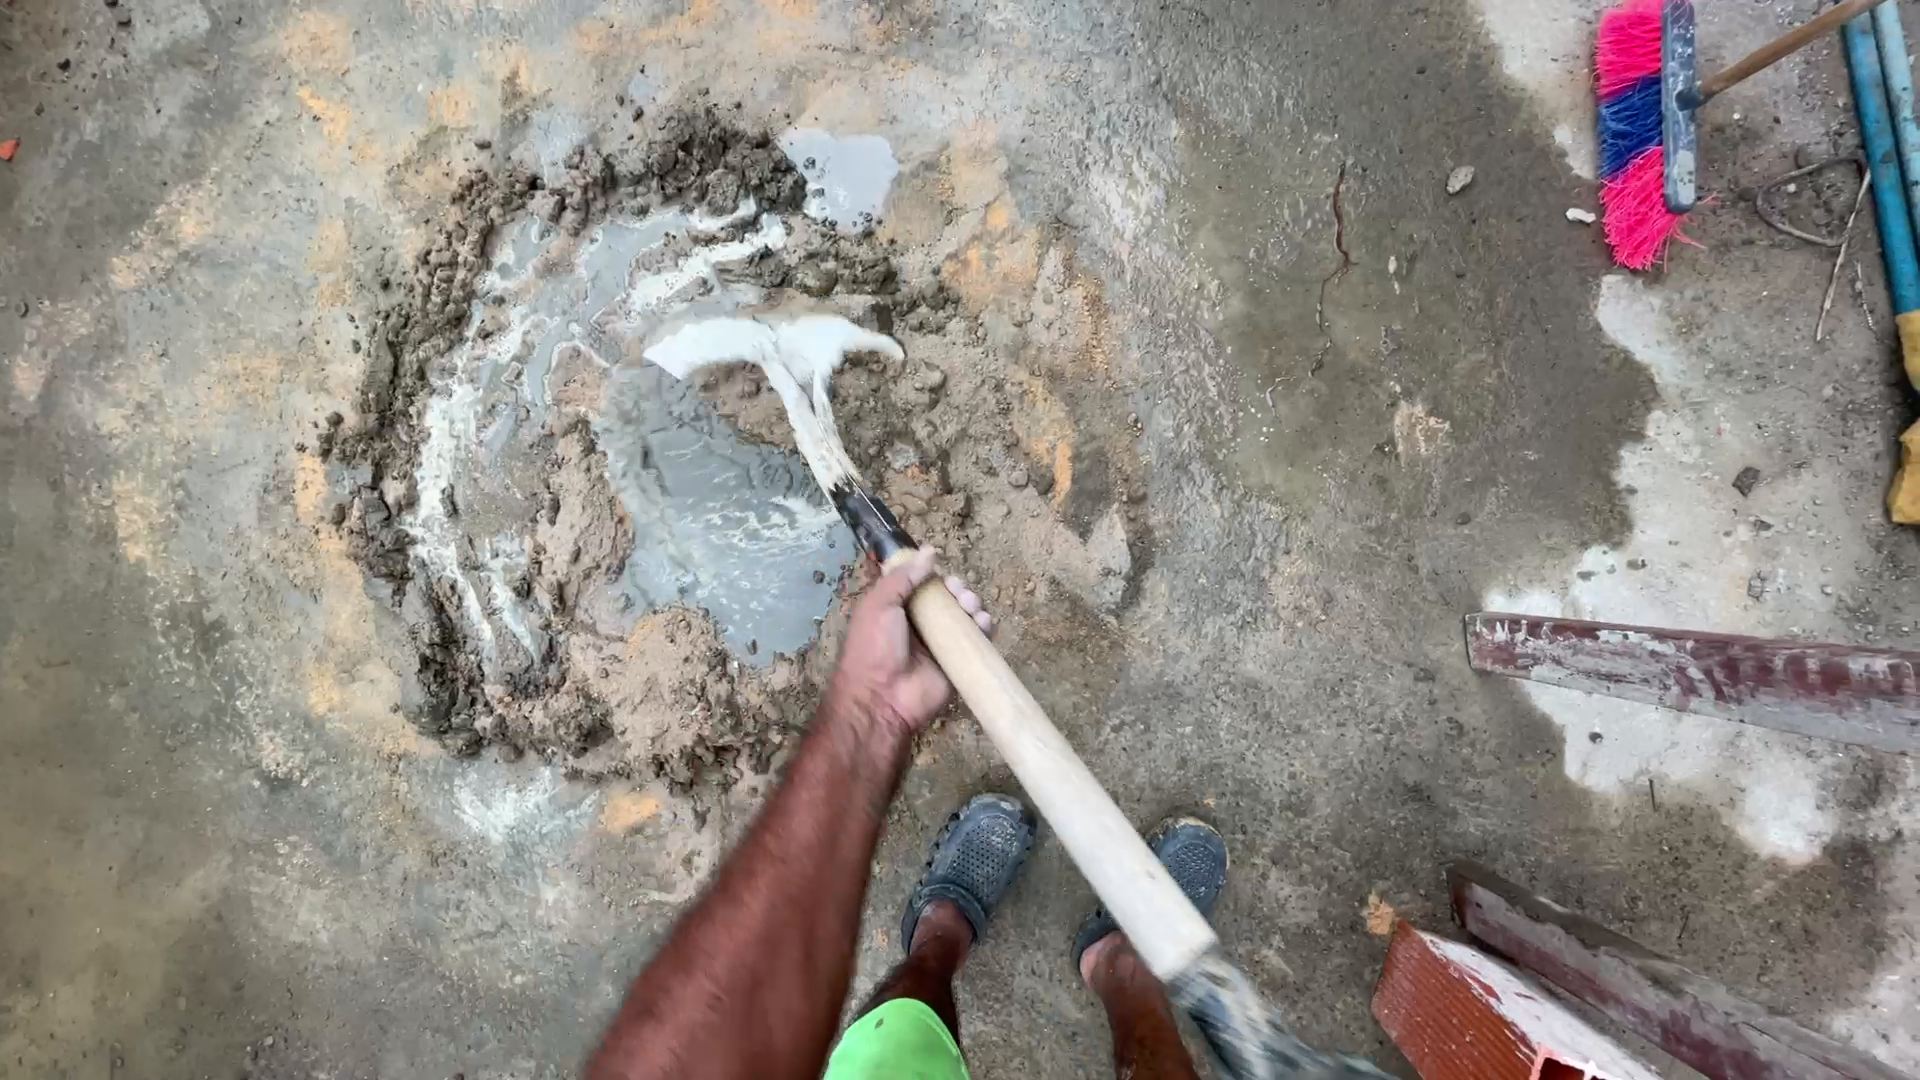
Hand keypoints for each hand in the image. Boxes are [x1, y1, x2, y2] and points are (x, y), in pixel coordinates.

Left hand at [826, 548, 991, 740]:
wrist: (881, 698)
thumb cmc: (874, 647)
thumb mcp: (879, 604)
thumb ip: (903, 577)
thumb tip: (929, 550)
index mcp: (899, 610)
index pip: (925, 585)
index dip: (936, 575)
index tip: (941, 571)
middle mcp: (922, 625)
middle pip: (949, 598)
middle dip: (958, 589)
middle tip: (957, 591)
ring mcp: (942, 644)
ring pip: (966, 616)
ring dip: (972, 604)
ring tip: (969, 606)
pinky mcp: (958, 662)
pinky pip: (978, 640)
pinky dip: (984, 627)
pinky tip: (982, 622)